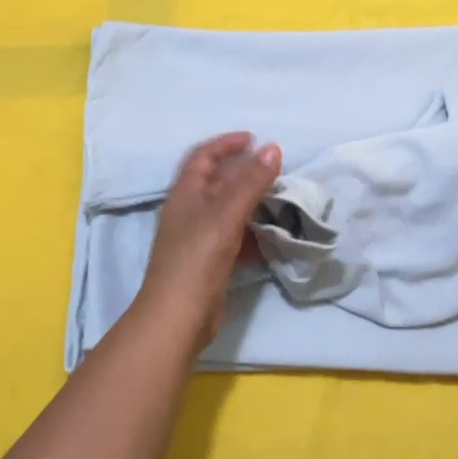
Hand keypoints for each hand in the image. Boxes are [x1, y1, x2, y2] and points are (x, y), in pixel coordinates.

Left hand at [136, 132, 281, 349]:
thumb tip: (273, 148)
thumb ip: (250, 182)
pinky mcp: (210, 262)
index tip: (254, 139)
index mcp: (185, 194)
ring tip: (280, 199)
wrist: (177, 319)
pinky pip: (234, 237)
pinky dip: (252, 232)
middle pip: (216, 181)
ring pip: (228, 210)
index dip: (226, 143)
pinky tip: (272, 236)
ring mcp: (198, 239)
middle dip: (244, 172)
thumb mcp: (225, 215)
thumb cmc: (196, 259)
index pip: (203, 156)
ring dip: (252, 202)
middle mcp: (189, 212)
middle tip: (274, 170)